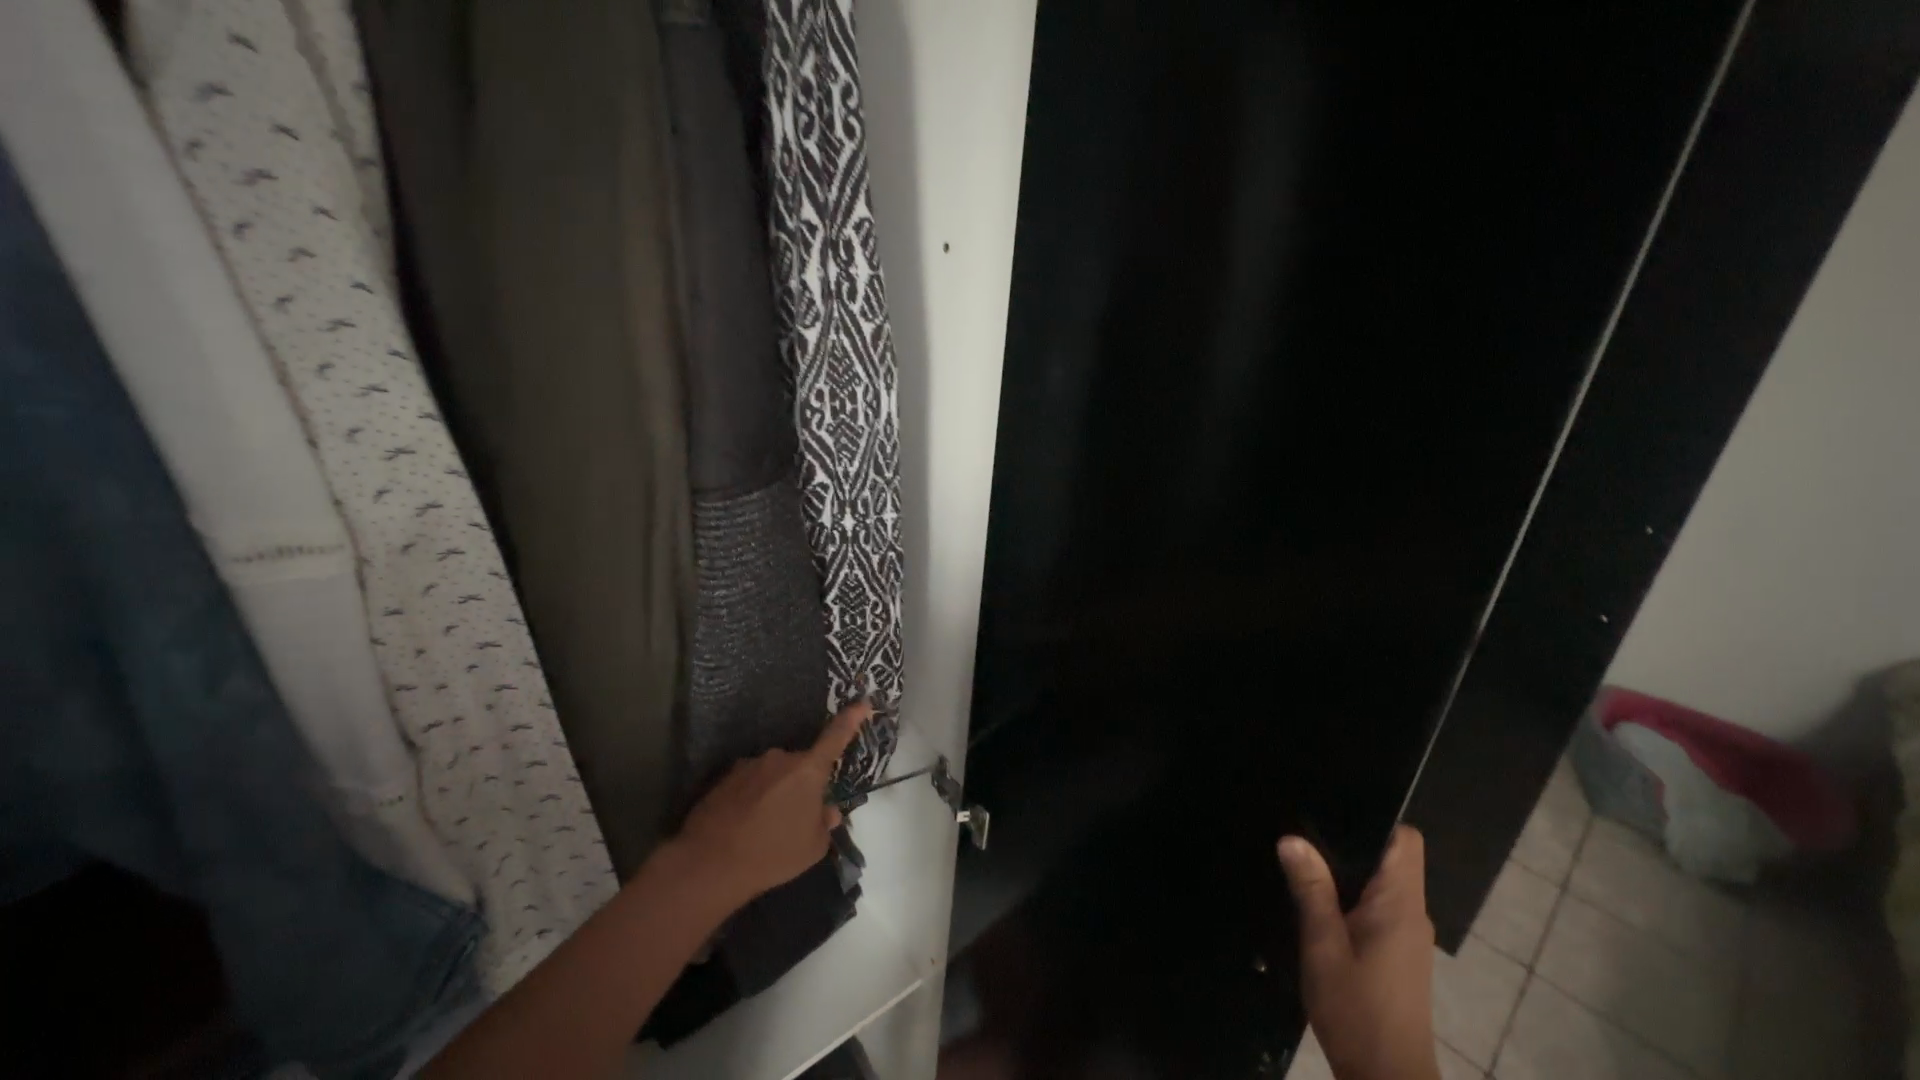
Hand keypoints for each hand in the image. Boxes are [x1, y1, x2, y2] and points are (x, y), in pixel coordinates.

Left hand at [674, 701, 869, 905]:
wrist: (711, 862)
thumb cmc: (773, 853)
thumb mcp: (813, 847)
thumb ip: (825, 823)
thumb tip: (828, 811)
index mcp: (808, 770)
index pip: (835, 737)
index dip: (851, 719)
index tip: (863, 702)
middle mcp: (779, 759)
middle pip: (800, 766)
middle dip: (802, 785)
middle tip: (797, 818)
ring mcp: (749, 765)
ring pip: (773, 775)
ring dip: (775, 792)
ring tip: (766, 828)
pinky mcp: (724, 778)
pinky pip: (749, 784)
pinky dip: (752, 799)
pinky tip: (745, 825)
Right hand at [1278, 826, 1440, 1079]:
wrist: (1386, 1076)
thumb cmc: (1356, 1009)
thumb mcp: (1322, 946)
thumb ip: (1311, 890)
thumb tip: (1292, 838)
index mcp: (1400, 903)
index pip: (1406, 840)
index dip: (1376, 819)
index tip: (1333, 811)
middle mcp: (1412, 913)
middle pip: (1391, 859)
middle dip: (1350, 844)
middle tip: (1302, 833)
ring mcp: (1408, 936)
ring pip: (1382, 886)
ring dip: (1347, 875)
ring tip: (1303, 864)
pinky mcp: (1398, 955)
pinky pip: (1377, 909)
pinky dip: (1351, 901)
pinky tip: (1317, 907)